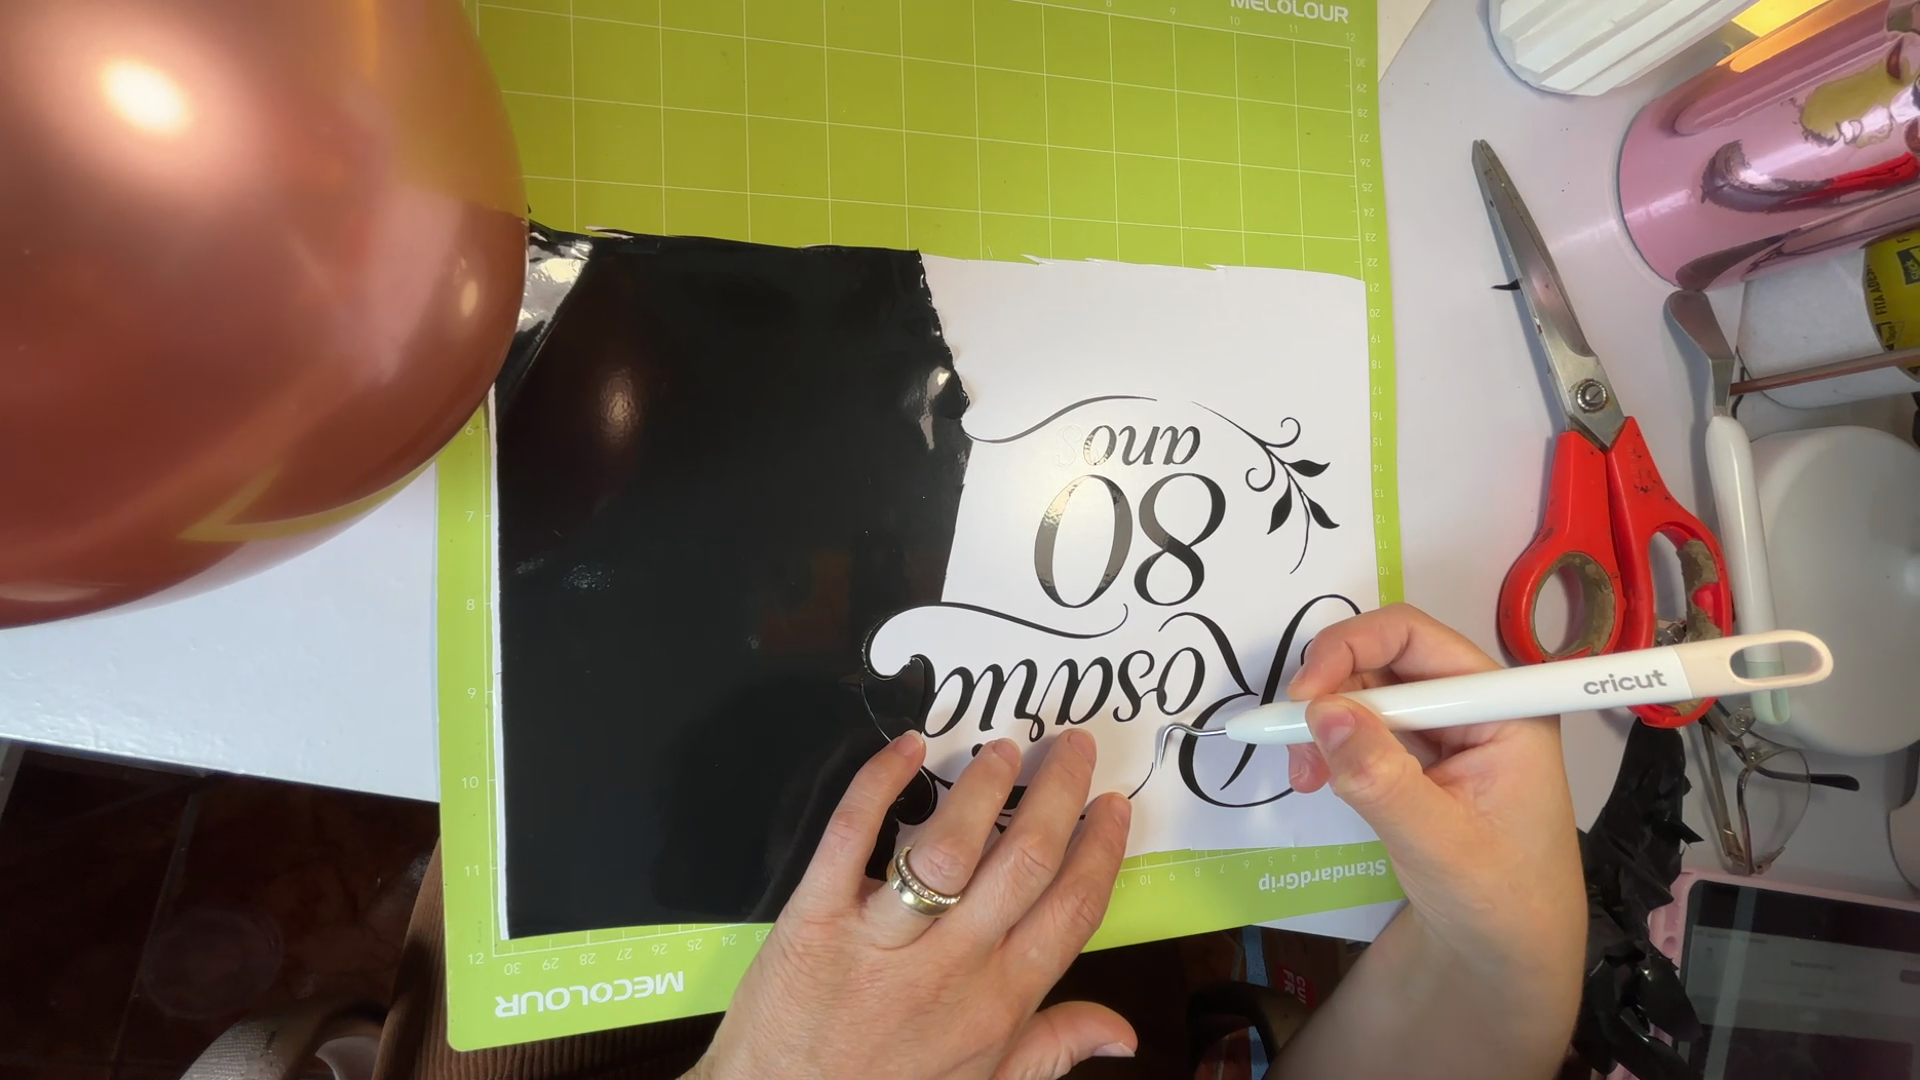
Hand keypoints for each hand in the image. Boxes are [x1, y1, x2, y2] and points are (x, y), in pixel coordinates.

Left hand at [686, 728, 1134, 1079]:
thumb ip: (1052, 1049)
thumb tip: (1125, 1032)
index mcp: (998, 1003)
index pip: (1071, 911)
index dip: (1099, 849)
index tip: (1111, 803)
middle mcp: (951, 967)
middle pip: (1024, 862)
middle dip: (1058, 794)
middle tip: (1074, 745)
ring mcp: (881, 940)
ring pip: (949, 847)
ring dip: (983, 786)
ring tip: (1002, 749)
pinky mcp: (818, 915)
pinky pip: (852, 834)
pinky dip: (880, 782)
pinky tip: (911, 747)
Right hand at [1275, 604, 1584, 1079]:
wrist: (1500, 951)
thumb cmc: (1495, 901)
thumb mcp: (1438, 845)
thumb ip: (1382, 778)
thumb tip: (1321, 710)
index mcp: (1499, 708)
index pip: (1412, 637)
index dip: (1350, 649)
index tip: (1304, 695)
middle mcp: (1465, 701)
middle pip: (1375, 656)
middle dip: (1326, 692)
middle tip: (1290, 740)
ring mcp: (1436, 723)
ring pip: (1354, 687)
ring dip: (1317, 722)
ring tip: (1304, 776)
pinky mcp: (1409, 746)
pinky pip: (1351, 720)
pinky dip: (1321, 742)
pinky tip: (1315, 778)